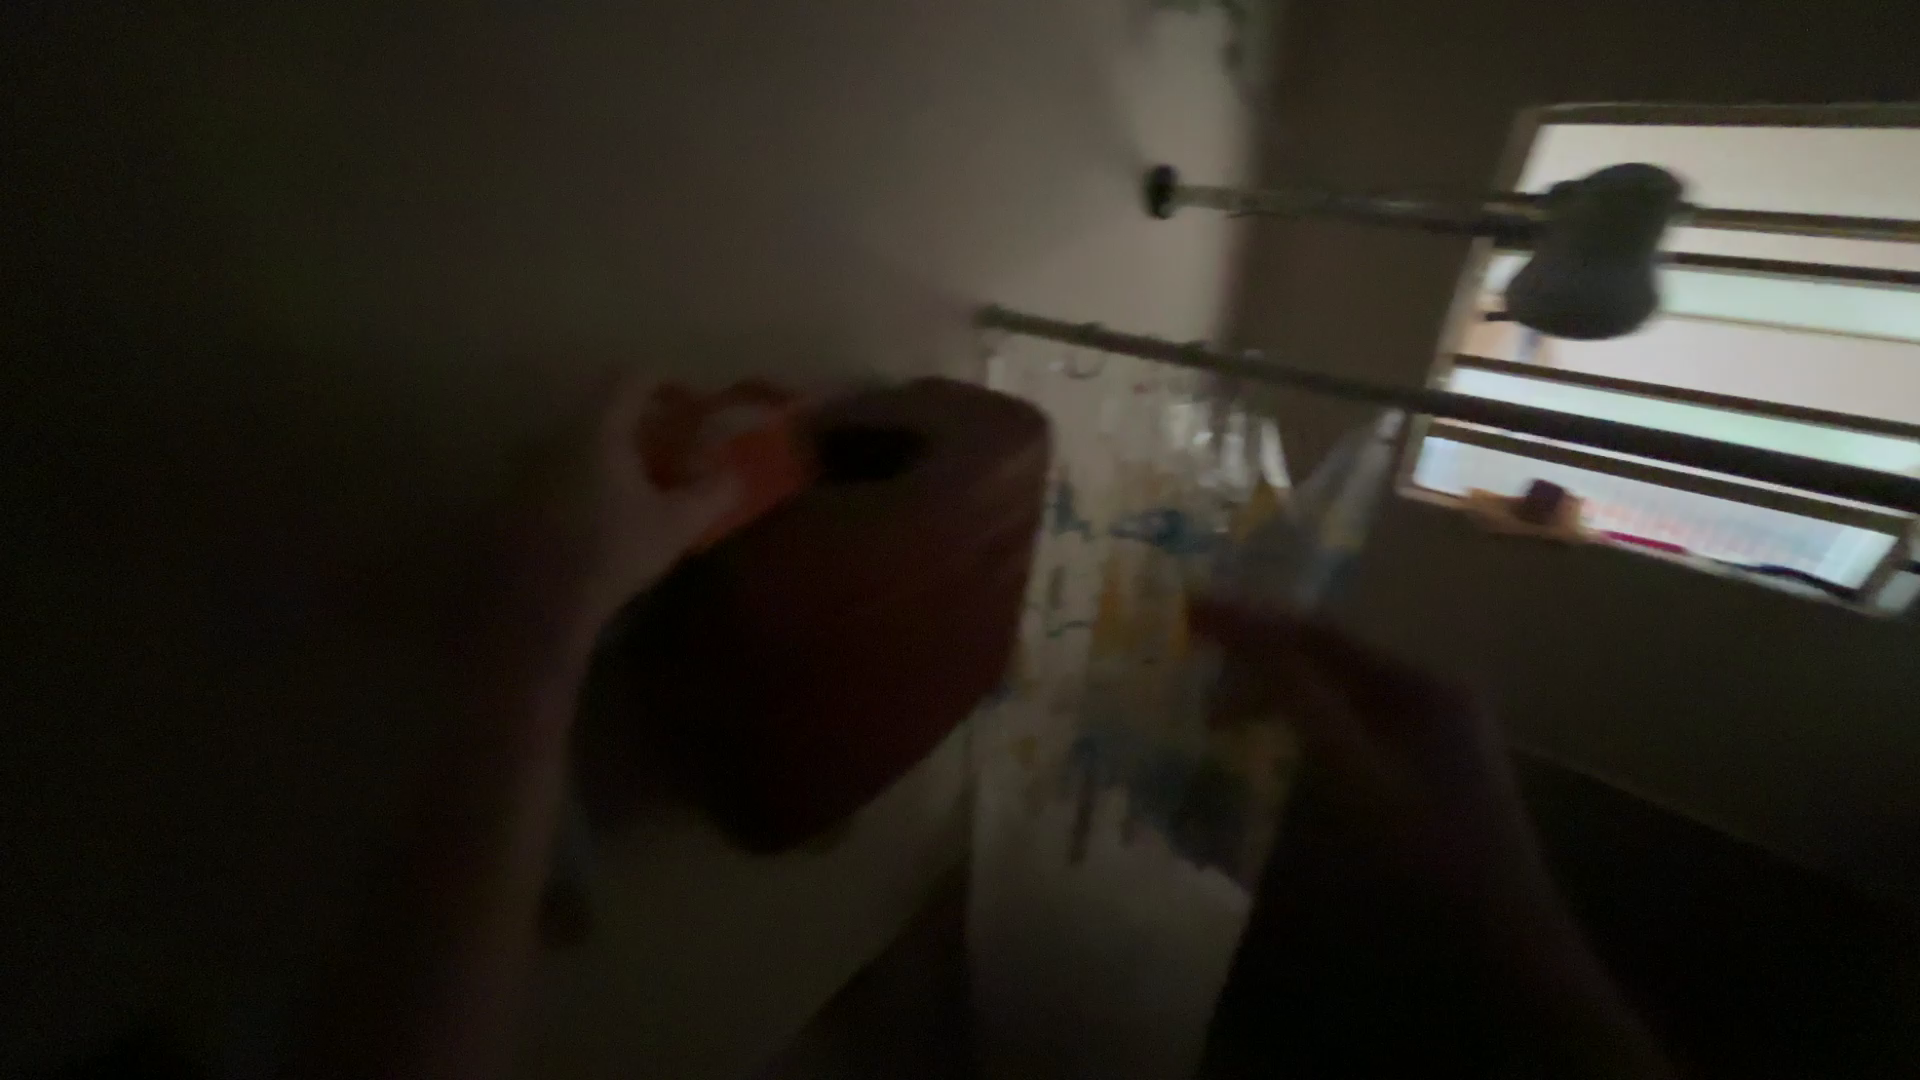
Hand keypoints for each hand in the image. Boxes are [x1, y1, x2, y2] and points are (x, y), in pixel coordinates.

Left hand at [481, 373, 738, 674]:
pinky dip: (589, 475)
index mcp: (598, 429)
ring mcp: (530, 464)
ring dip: (614, 451)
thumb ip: (713, 493)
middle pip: (605, 408)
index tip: (690, 400)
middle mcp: (557, 434)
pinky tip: (606, 513)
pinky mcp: (516, 495)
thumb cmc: (613, 550)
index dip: (666, 380)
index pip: (632, 377)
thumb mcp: (678, 524)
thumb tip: (735, 475)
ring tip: (642, 485)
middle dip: (644, 423)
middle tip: (674, 449)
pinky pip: (561, 467)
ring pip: (581, 439)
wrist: (536, 602)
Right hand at [1189, 598, 1553, 911]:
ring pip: (1330, 687)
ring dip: (1273, 690)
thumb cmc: (1422, 858)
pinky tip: (1267, 734)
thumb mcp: (1352, 775)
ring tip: (1217, 712)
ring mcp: (1425, 724)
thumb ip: (1299, 698)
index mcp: (1418, 682)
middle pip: (1325, 654)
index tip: (1189, 608)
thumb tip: (1244, 634)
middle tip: (1194, 656)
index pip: (1317, 632)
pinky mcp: (1415, 758)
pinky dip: (1296, 718)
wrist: (1501, 948)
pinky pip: (1341, 717)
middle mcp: (1426, 689)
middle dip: (1256, 654)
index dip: (1249, 618)